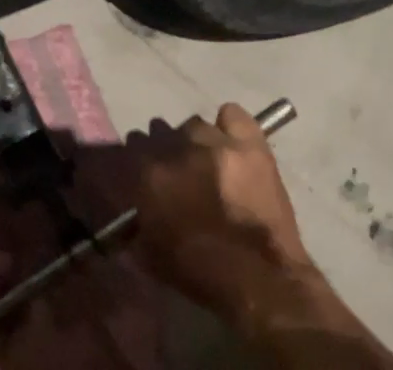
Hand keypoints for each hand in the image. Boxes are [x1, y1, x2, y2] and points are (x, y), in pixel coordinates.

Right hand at [116, 103, 315, 316]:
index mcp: (149, 173)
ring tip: (209, 161)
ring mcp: (215, 142)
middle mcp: (177, 148)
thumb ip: (136, 221)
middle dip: (166, 149)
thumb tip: (133, 213)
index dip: (140, 159)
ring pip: (195, 125)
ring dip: (197, 141)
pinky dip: (229, 125)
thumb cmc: (199, 272)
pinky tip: (232, 142)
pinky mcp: (250, 145)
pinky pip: (233, 115)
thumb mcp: (149, 252)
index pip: (133, 145)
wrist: (259, 278)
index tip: (147, 172)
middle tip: (180, 171)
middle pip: (162, 131)